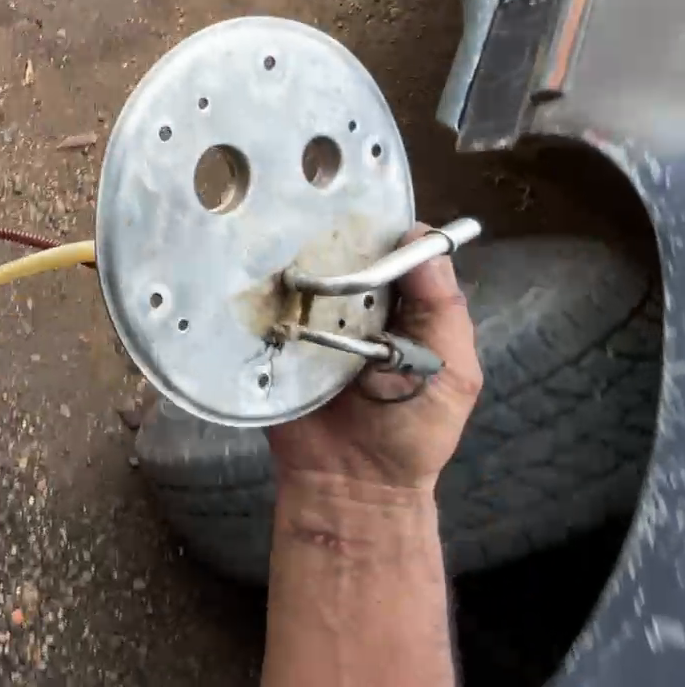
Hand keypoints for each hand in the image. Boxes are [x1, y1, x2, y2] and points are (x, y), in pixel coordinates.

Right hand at [266, 230, 482, 495]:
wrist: (347, 479)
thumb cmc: (410, 431)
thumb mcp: (452, 375)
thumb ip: (443, 316)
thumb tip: (426, 249)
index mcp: (399, 310)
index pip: (389, 255)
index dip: (375, 231)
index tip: (354, 213)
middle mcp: (348, 308)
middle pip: (333, 259)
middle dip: (320, 241)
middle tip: (298, 222)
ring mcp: (303, 323)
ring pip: (290, 279)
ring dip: (280, 266)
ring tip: (262, 246)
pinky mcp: (266, 339)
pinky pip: (257, 310)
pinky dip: (251, 296)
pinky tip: (239, 279)